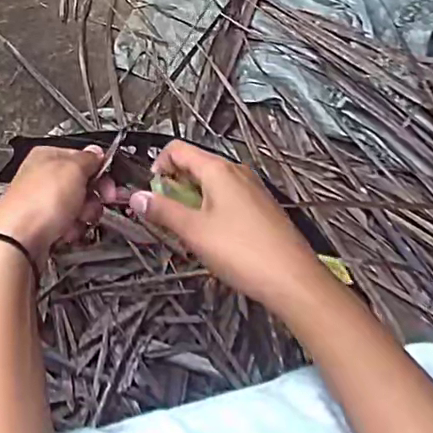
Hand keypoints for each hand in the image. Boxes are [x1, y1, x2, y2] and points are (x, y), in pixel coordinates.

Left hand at [0, 145, 107, 263]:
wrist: (17, 242)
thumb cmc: (36, 203)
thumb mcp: (72, 170)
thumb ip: (88, 159)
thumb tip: (95, 153)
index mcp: (47, 156)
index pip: (83, 159)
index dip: (99, 172)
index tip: (107, 184)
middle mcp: (42, 178)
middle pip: (82, 186)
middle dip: (91, 198)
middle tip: (89, 204)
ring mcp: (42, 203)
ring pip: (77, 209)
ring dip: (82, 217)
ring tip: (72, 220)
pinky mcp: (43, 226)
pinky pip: (68, 227)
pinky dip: (71, 231)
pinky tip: (64, 232)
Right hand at [129, 140, 340, 320]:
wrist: (295, 283)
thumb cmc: (245, 253)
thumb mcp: (192, 231)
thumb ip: (161, 210)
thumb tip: (137, 197)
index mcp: (218, 170)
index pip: (176, 149)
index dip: (157, 167)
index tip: (152, 192)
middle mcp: (236, 173)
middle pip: (192, 166)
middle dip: (173, 188)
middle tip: (166, 216)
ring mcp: (251, 190)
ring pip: (209, 185)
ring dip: (191, 202)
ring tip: (188, 231)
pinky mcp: (260, 209)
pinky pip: (226, 199)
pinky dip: (210, 211)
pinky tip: (212, 239)